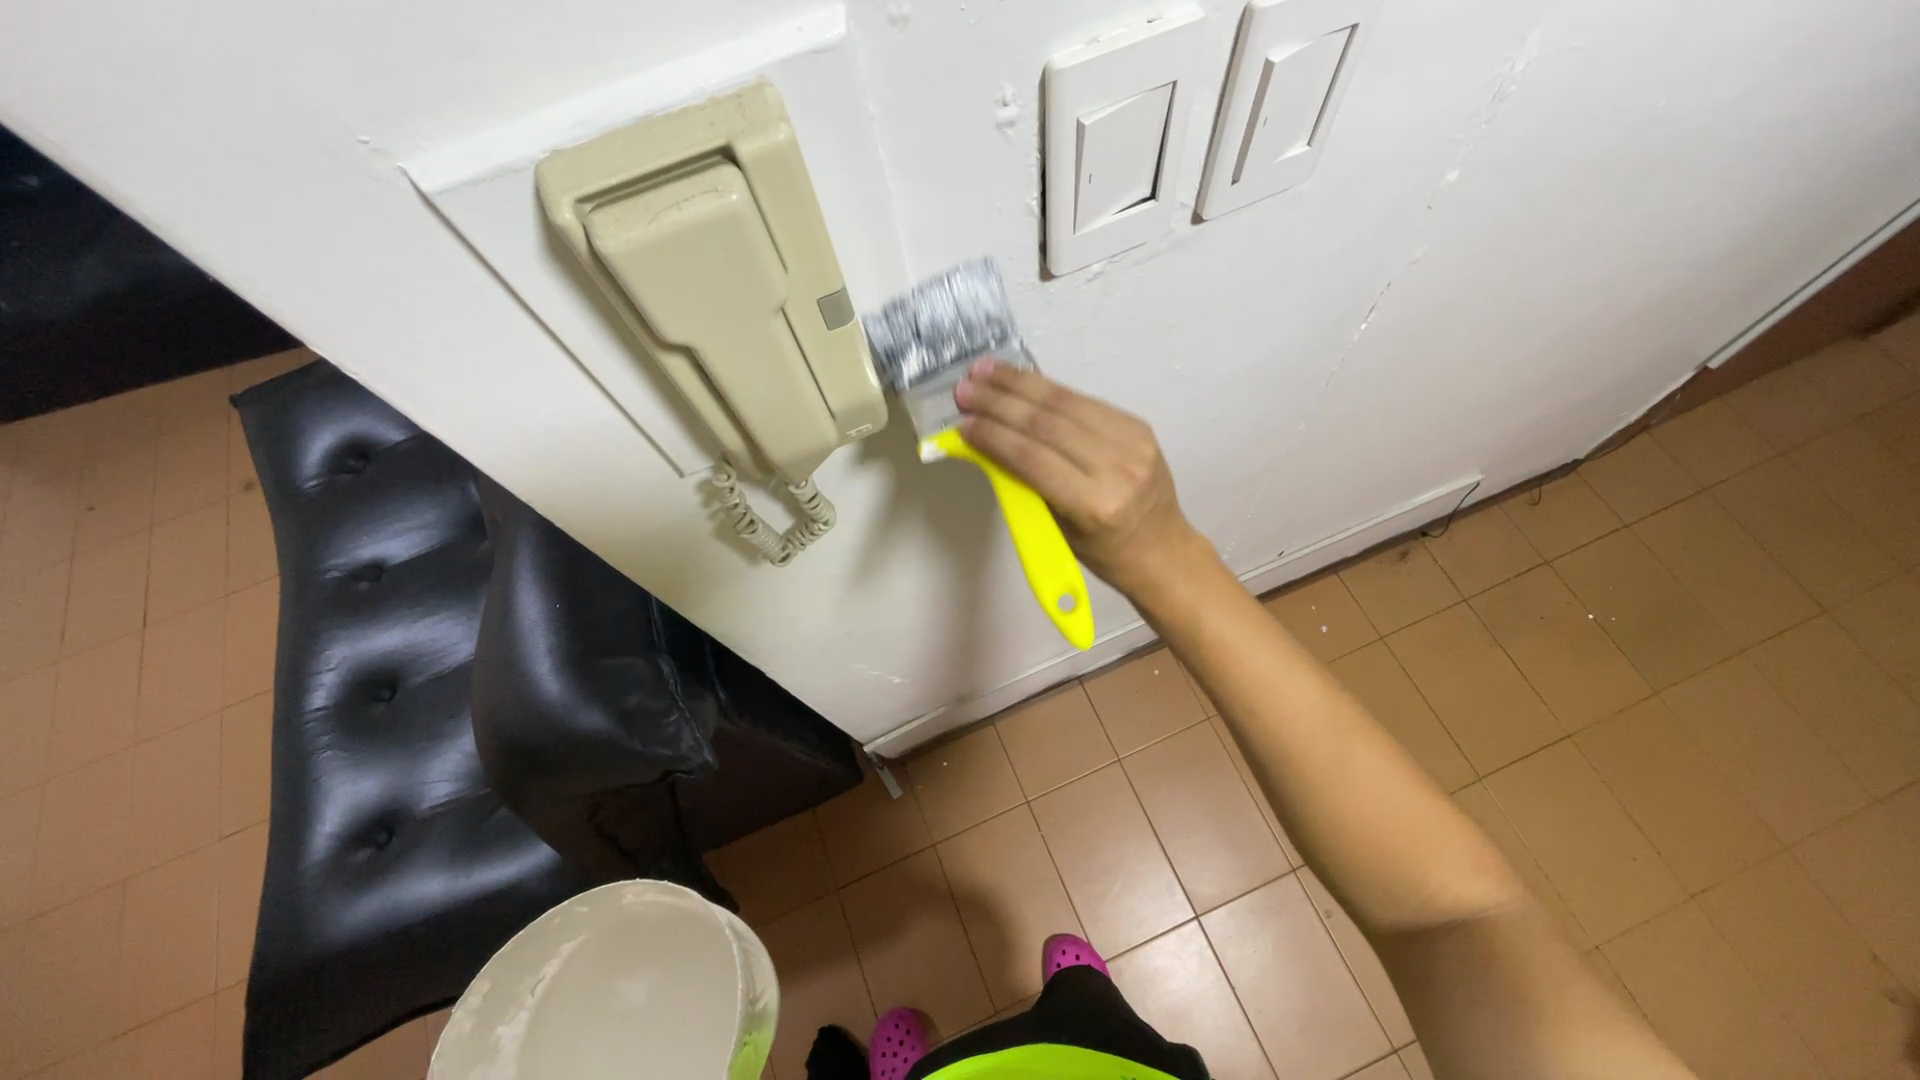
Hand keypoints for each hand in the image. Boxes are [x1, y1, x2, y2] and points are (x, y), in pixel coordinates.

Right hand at [954, 359, 1199, 599]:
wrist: (1162, 549)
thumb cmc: (1103, 552)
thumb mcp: (1057, 528)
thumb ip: (1026, 485)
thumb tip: (987, 442)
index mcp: (1095, 505)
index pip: (1033, 459)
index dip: (995, 436)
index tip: (963, 422)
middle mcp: (1118, 468)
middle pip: (1047, 424)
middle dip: (1000, 402)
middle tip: (965, 388)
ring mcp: (1133, 443)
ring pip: (1066, 403)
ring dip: (1020, 384)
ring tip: (985, 370)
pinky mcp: (1139, 426)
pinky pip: (1085, 401)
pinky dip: (1049, 390)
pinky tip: (1021, 380)